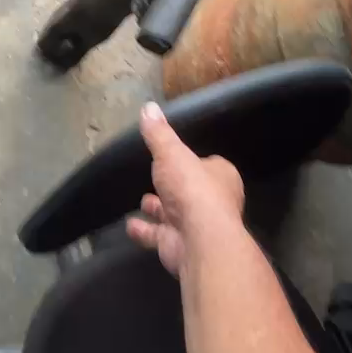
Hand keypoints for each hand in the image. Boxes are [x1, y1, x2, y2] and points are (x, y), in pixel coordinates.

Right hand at [125, 102, 245, 276]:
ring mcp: (198, 227)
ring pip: (175, 214)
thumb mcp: (171, 152)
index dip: (192, 162)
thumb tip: (148, 106)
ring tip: (143, 201)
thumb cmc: (192, 188)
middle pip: (191, 191)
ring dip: (159, 209)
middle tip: (155, 180)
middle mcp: (214, 202)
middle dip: (173, 188)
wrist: (199, 239)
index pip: (208, 165)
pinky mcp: (181, 246)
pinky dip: (145, 231)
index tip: (175, 158)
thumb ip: (158, 133)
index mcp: (220, 176)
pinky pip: (159, 235)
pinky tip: (131, 225)